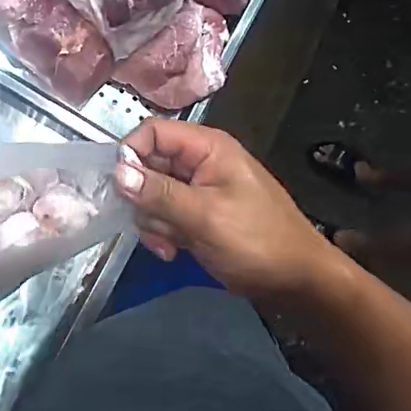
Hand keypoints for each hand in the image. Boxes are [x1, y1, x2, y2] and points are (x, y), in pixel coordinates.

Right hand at [116, 119, 333, 298]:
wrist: (293, 278)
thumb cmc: (256, 240)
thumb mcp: (205, 216)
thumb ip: (160, 193)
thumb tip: (117, 172)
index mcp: (207, 147)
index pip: (153, 132)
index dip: (131, 155)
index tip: (121, 189)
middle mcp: (200, 161)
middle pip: (148, 165)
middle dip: (145, 199)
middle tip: (158, 225)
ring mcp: (198, 189)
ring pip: (151, 195)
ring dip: (154, 222)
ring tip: (173, 243)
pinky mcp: (196, 214)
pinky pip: (164, 215)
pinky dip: (164, 233)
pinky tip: (174, 251)